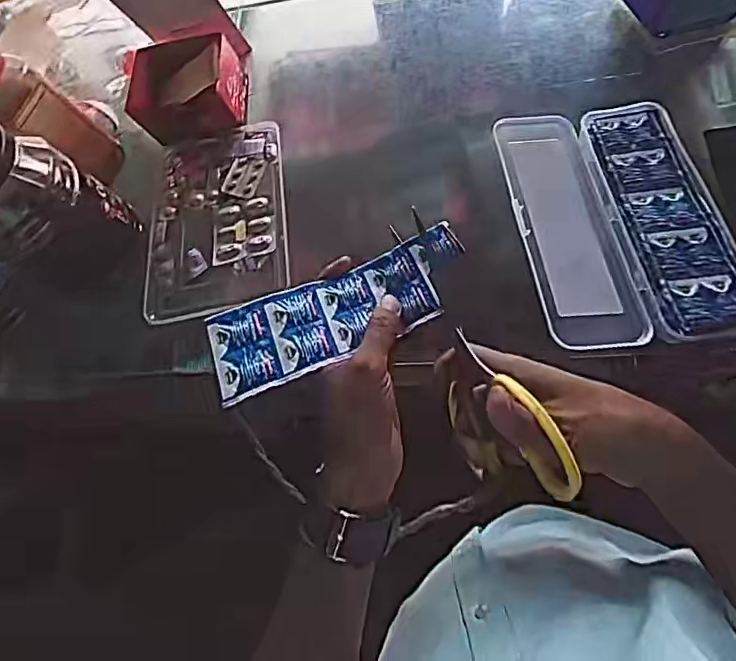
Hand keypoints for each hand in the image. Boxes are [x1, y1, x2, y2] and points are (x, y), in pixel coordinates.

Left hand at [317, 257, 405, 513]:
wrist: (366, 473)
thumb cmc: (358, 422)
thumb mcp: (367, 371)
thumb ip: (376, 333)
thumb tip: (388, 299)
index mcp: (322, 350)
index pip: (320, 307)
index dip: (331, 283)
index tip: (350, 262)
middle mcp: (335, 354)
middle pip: (347, 314)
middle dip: (365, 291)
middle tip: (388, 269)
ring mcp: (356, 366)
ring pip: (369, 329)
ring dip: (385, 310)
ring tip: (406, 285)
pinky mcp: (377, 379)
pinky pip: (386, 346)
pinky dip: (399, 331)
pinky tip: (415, 318)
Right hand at [456, 346, 703, 491]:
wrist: (648, 448)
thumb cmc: (607, 426)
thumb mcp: (565, 426)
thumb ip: (525, 418)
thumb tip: (487, 396)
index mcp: (522, 370)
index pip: (471, 356)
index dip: (449, 372)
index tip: (440, 402)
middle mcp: (519, 383)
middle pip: (472, 391)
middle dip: (465, 418)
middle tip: (474, 449)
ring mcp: (529, 406)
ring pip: (487, 417)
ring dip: (483, 440)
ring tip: (491, 462)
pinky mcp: (538, 428)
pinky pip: (506, 435)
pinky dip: (501, 450)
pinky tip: (508, 466)